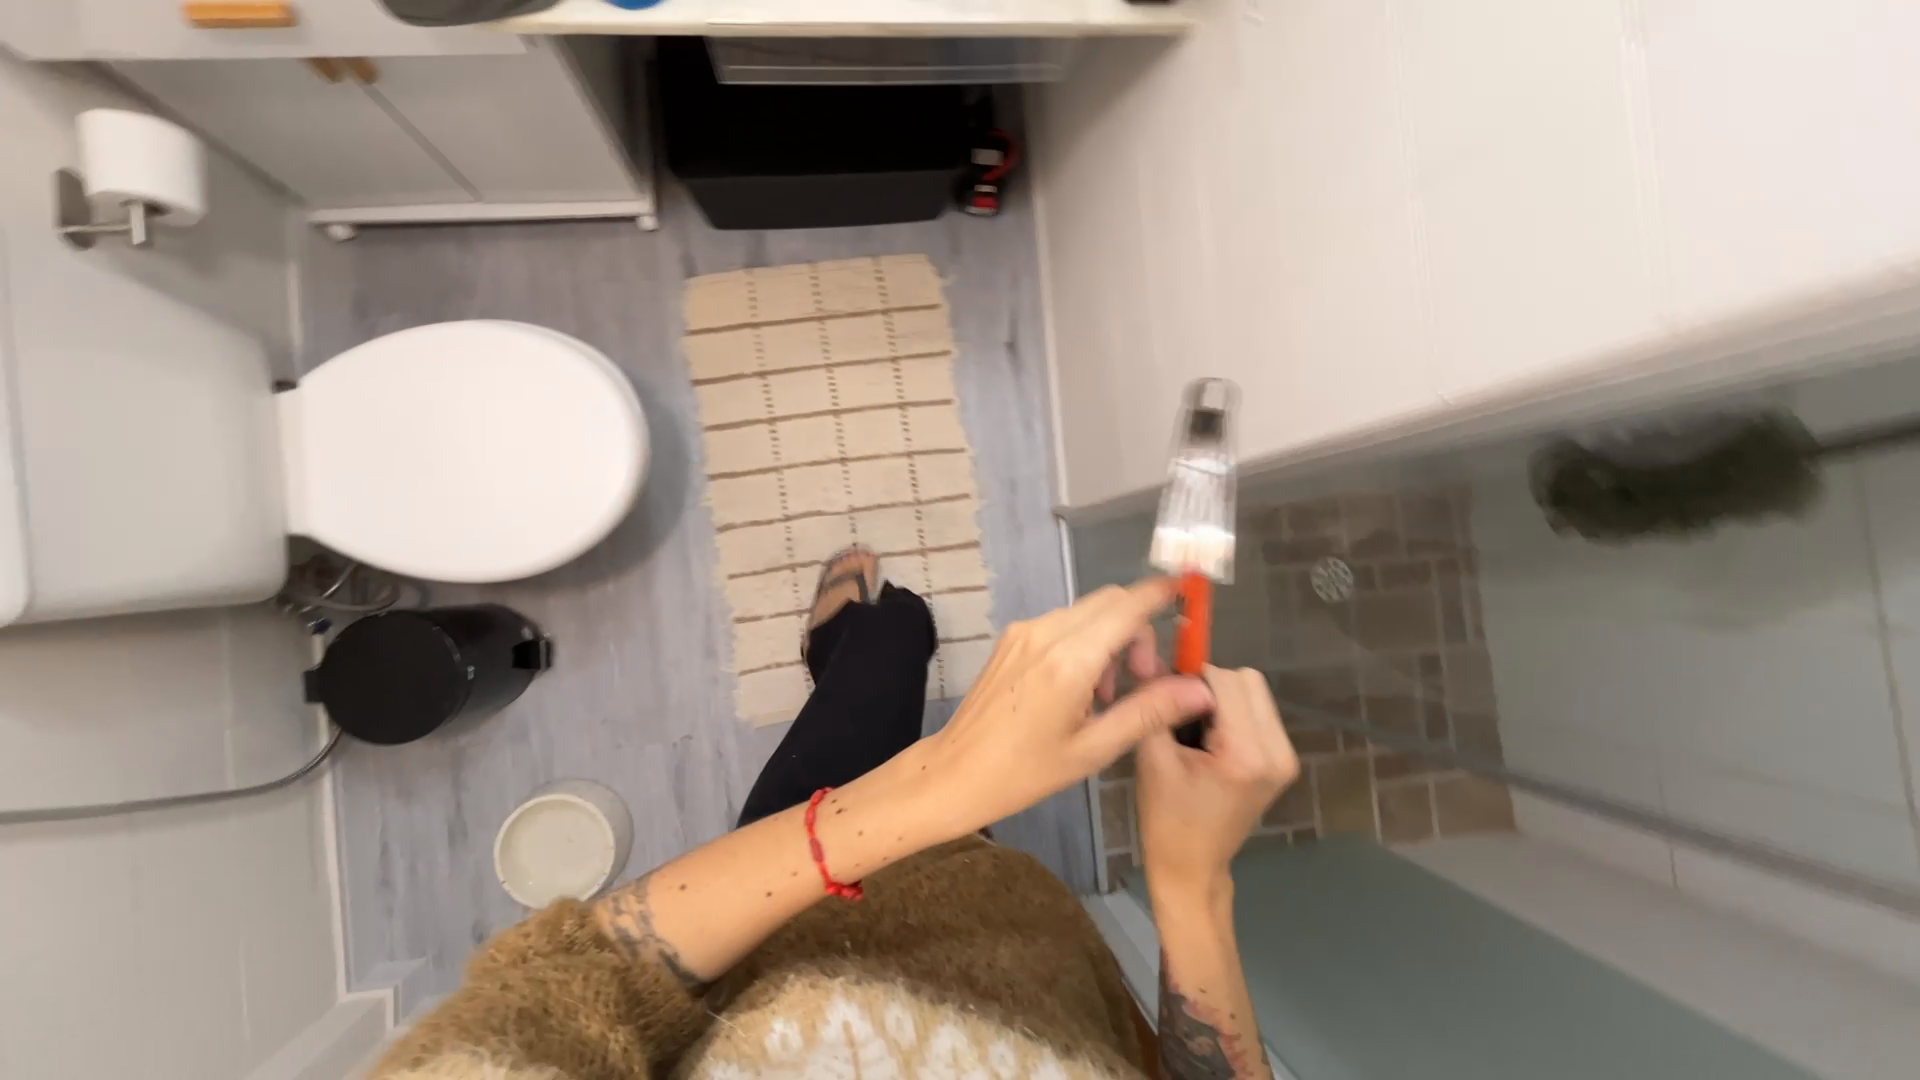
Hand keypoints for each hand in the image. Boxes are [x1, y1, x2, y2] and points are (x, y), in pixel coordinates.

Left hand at [911, 578, 1214, 840]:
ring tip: (1108, 695)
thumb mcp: (1093, 748)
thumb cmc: (1026, 771)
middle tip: (1145, 678)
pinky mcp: (1010, 639)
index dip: (1161, 594)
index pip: (1127, 606)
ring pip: (1086, 613)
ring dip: (1111, 638)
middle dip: (1138, 629)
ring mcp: (1023, 632)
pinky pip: (1061, 624)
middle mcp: (1046, 632)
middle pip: (1109, 602)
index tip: (1187, 593)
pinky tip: (1079, 688)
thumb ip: (1149, 711)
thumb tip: (1199, 689)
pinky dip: (1084, 642)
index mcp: (1070, 659)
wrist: (957, 772)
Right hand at [1137, 666, 1299, 902]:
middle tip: (1183, 716)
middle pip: (1247, 679)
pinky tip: (1211, 741)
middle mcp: (1278, 751)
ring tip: (1196, 732)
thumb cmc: (1166, 816)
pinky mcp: (1284, 760)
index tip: (1168, 699)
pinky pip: (1258, 710)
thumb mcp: (1152, 756)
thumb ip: (1158, 704)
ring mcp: (1286, 756)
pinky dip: (1232, 712)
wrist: (1192, 866)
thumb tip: (1157, 659)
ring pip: (1254, 691)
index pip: (1225, 679)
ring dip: (1221, 698)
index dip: (1191, 678)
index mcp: (1247, 753)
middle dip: (1210, 686)